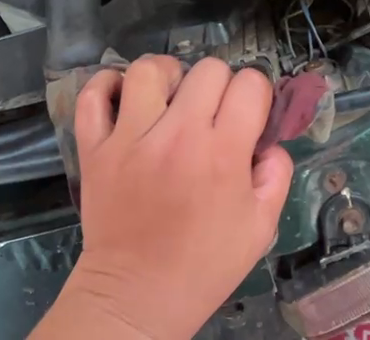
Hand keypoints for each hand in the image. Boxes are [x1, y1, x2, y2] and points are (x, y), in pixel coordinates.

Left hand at [39, 55, 292, 339]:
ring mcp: (130, 138)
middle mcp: (177, 136)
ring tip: (169, 100)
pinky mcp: (95, 148)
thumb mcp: (261, 227)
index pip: (250, 84)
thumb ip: (276, 174)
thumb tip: (268, 141)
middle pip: (207, 70)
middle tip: (212, 114)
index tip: (249, 115)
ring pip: (149, 70)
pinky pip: (93, 96)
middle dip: (219, 85)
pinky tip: (124, 98)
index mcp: (222, 154)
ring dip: (166, 77)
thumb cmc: (204, 265)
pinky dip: (106, 86)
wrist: (136, 299)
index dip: (256, 94)